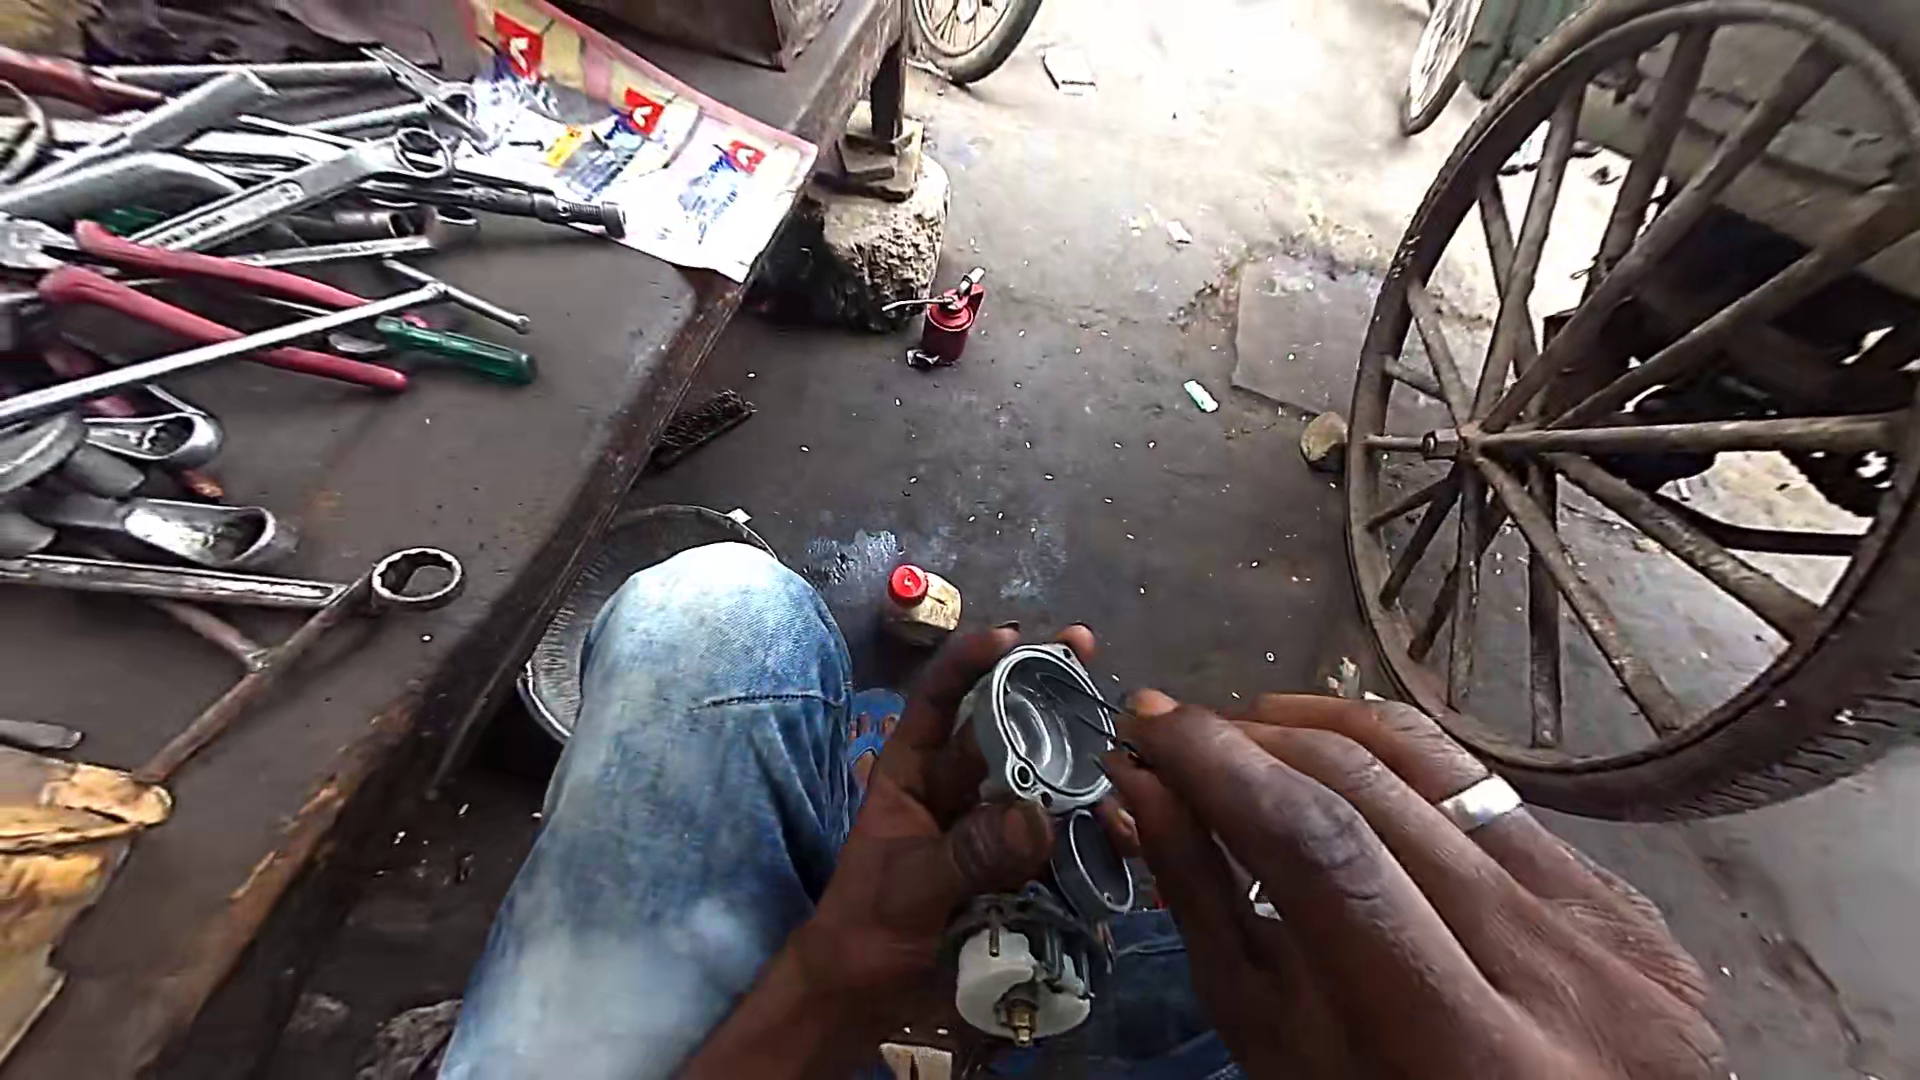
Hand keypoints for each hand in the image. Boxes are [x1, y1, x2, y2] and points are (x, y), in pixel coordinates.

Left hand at [792, 625, 1097, 998]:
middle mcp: (954, 783)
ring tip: (1114, 745)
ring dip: (1071, 756)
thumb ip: (967, 855)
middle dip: (1037, 688)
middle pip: (998, 723)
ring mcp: (986, 820)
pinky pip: (1051, 831)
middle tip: (1084, 653)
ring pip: (1032, 772)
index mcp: (912, 769)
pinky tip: (1117, 826)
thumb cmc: (864, 929)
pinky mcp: (1012, 860)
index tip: (1012, 635)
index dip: (968, 661)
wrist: (863, 999)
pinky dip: (1082, 825)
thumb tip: (1038, 818)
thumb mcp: (907, 888)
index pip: (937, 698)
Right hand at [1102, 692, 1722, 1078]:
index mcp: (1464, 1053)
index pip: (1317, 845)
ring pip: (1407, 753)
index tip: (1143, 723)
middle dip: (1235, 738)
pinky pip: (1454, 767)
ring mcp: (1602, 920)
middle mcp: (1558, 971)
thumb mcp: (1264, 1033)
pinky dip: (1358, 733)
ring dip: (1288, 724)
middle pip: (1357, 786)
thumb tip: (1138, 779)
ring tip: (1226, 734)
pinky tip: (1306, 733)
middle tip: (1168, 734)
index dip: (1215, 763)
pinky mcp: (1607, 885)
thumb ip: (1199, 894)